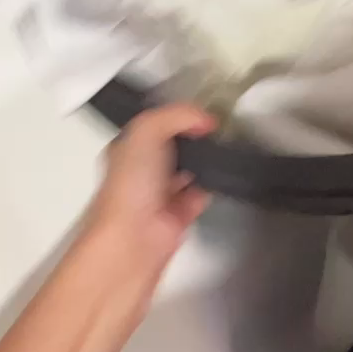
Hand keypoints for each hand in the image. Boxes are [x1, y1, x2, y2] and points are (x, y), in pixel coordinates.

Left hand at [84, 103, 216, 275]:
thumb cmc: (132, 183)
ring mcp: (160, 194)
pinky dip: (211, 186)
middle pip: (172, 146)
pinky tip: (222, 173)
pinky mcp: (179, 216)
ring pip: (188, 169)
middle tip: (219, 126)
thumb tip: (206, 120)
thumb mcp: (147, 131)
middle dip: (194, 136)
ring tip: (225, 145)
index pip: (154, 123)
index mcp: (127, 148)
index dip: (177, 114)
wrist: (132, 243)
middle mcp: (141, 171)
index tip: (202, 109)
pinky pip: (200, 194)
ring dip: (205, 160)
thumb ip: (177, 116)